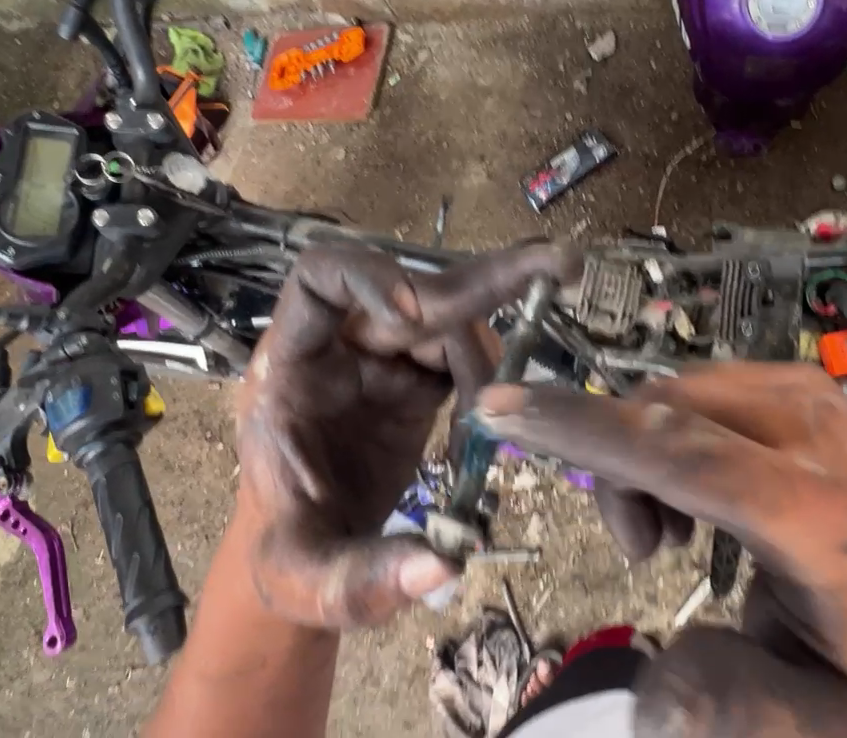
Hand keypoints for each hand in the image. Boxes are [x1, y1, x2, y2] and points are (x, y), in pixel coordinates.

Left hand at [233, 243, 571, 628]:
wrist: (308, 557)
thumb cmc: (286, 558)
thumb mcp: (308, 579)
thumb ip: (368, 579)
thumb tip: (445, 563)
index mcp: (293, 367)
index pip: (320, 280)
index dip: (369, 278)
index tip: (415, 316)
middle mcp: (342, 348)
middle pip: (414, 289)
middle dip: (484, 280)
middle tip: (560, 266)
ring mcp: (384, 360)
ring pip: (451, 324)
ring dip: (485, 363)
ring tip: (491, 426)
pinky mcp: (416, 381)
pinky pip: (464, 358)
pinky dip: (491, 383)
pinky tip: (494, 423)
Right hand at [477, 363, 846, 736]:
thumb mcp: (819, 722)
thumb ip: (732, 707)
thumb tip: (652, 675)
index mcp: (814, 513)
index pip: (677, 450)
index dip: (581, 427)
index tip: (503, 405)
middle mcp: (810, 430)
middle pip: (660, 415)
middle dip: (618, 470)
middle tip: (644, 546)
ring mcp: (806, 393)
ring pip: (672, 398)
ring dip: (647, 455)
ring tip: (679, 528)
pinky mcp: (798, 381)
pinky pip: (697, 393)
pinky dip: (673, 435)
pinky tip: (705, 489)